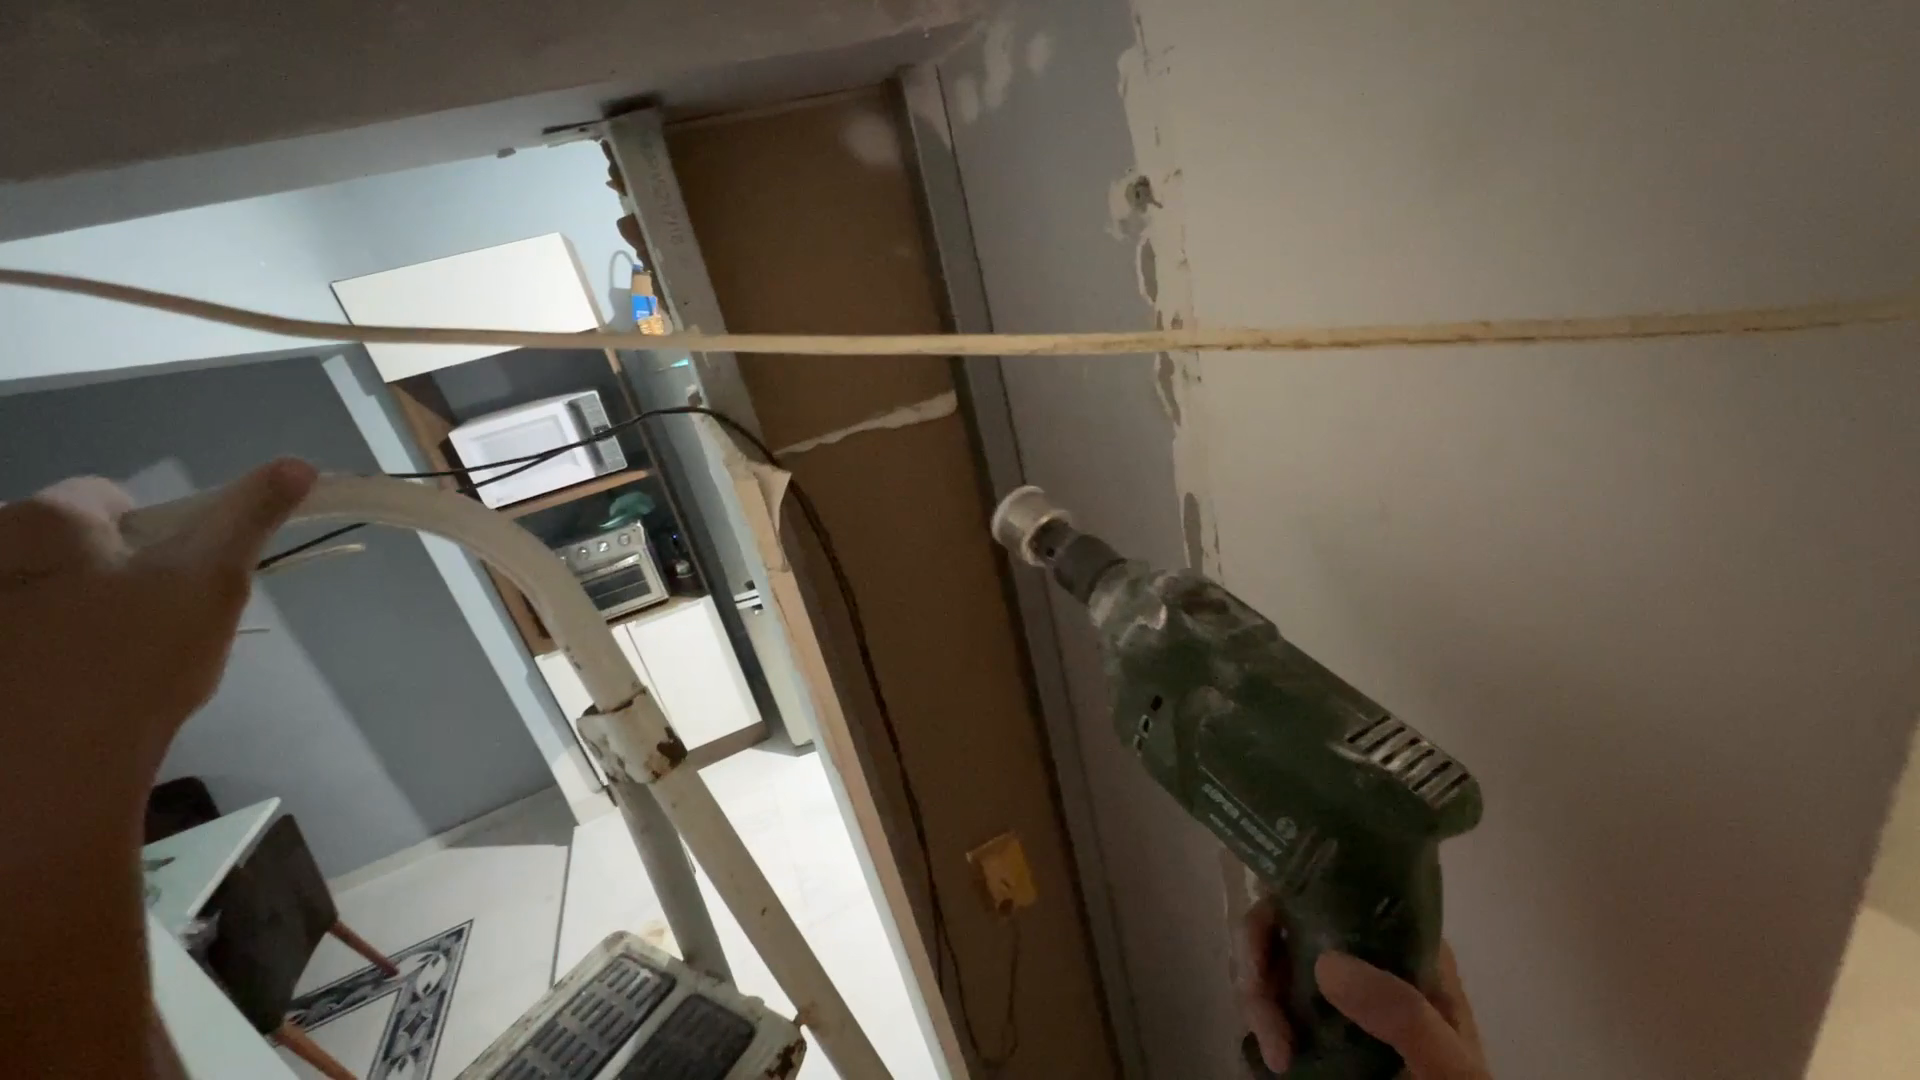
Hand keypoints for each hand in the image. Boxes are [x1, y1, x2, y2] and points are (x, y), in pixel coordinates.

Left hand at [0, 459, 315, 786]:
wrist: (47, 769)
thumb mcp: (212, 579)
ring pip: (43, 587)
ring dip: (78, 609)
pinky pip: (23, 629)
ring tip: (111, 662)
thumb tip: (298, 463)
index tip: (180, 578)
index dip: (158, 532)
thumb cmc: (135, 659)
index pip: (108, 496)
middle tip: (153, 622)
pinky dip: (45, 646)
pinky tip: (68, 684)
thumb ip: (250, 516)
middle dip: (114, 571)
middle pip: (70, 542)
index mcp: (42, 520)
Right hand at [1240, 900, 1488, 1078]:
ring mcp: (1332, 986)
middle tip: (1256, 1003)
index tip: (1261, 935)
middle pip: (1285, 923)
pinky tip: (1272, 1056)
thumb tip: (1325, 962)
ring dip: (1257, 999)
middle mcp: (1357, 953)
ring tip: (1275, 1055)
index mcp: (1398, 945)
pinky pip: (1268, 1001)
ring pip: (1269, 961)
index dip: (1285, 899)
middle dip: (1257, 957)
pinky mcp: (1312, 1020)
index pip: (1332, 891)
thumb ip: (1405, 1015)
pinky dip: (1259, 1022)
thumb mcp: (1449, 1063)